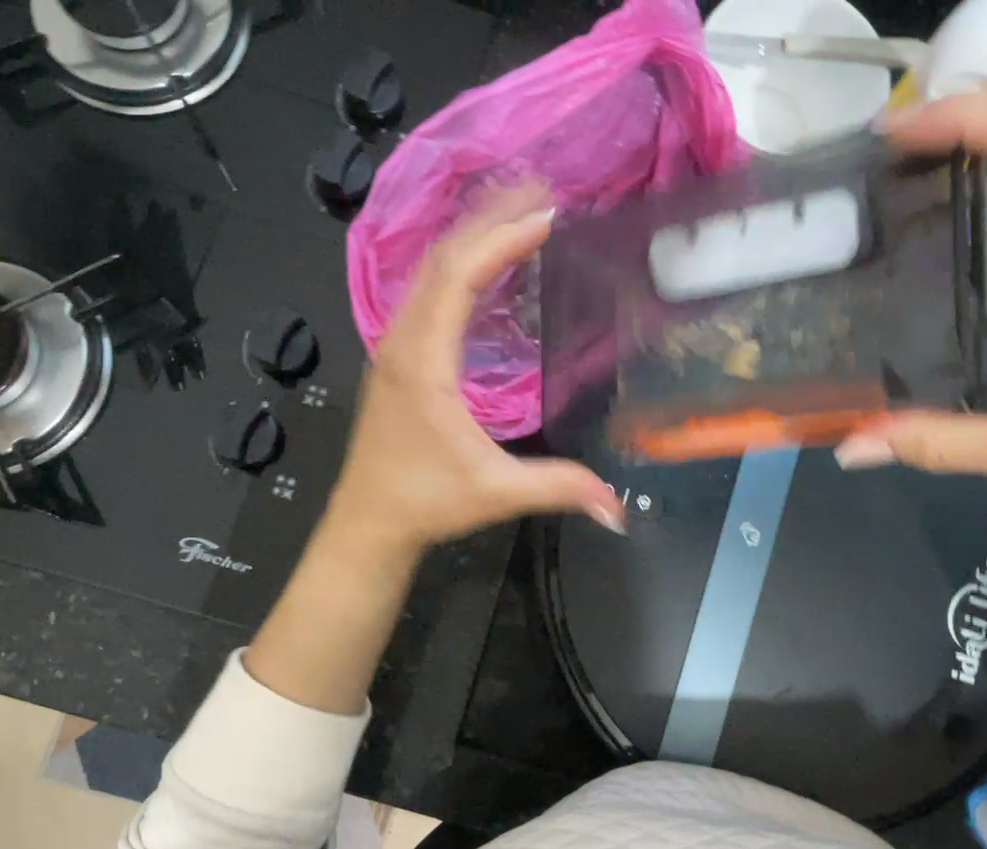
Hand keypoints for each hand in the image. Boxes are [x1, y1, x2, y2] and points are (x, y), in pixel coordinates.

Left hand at [324, 183, 624, 557]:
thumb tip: (619, 511)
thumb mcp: (496, 492)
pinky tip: (485, 262)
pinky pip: (426, 292)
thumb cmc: (425, 503)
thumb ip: (559, 489)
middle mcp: (402, 341)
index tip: (547, 213)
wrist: (367, 523)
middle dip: (490, 219)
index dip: (501, 239)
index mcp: (423, 362)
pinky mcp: (397, 358)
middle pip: (442, 259)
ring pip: (429, 271)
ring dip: (472, 235)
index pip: (459, 278)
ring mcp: (395, 346)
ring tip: (518, 209)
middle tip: (540, 188)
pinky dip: (459, 265)